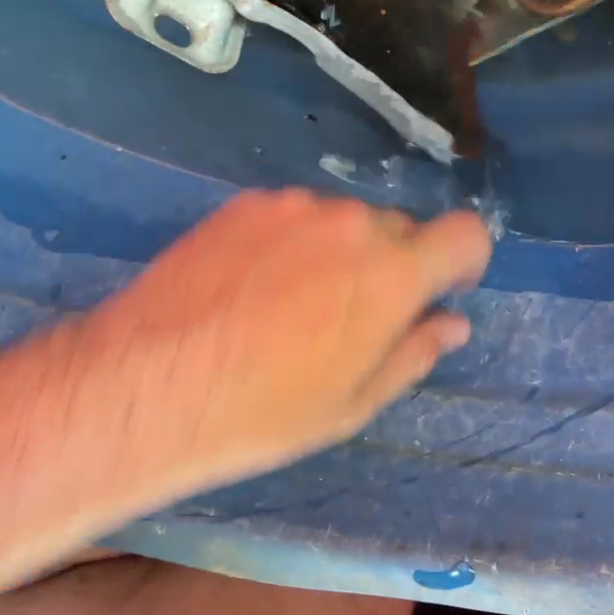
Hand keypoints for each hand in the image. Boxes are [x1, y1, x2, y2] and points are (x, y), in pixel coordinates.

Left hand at [74, 189, 492, 488]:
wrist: (147, 384)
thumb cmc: (264, 411)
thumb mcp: (353, 402)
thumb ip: (415, 352)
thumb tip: (453, 324)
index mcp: (394, 274)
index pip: (466, 233)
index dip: (464, 260)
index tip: (442, 289)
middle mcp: (355, 224)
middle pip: (402, 229)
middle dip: (395, 265)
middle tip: (354, 315)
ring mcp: (298, 207)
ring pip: (346, 222)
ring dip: (342, 251)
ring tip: (292, 303)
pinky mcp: (249, 203)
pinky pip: (296, 215)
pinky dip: (294, 241)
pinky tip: (252, 285)